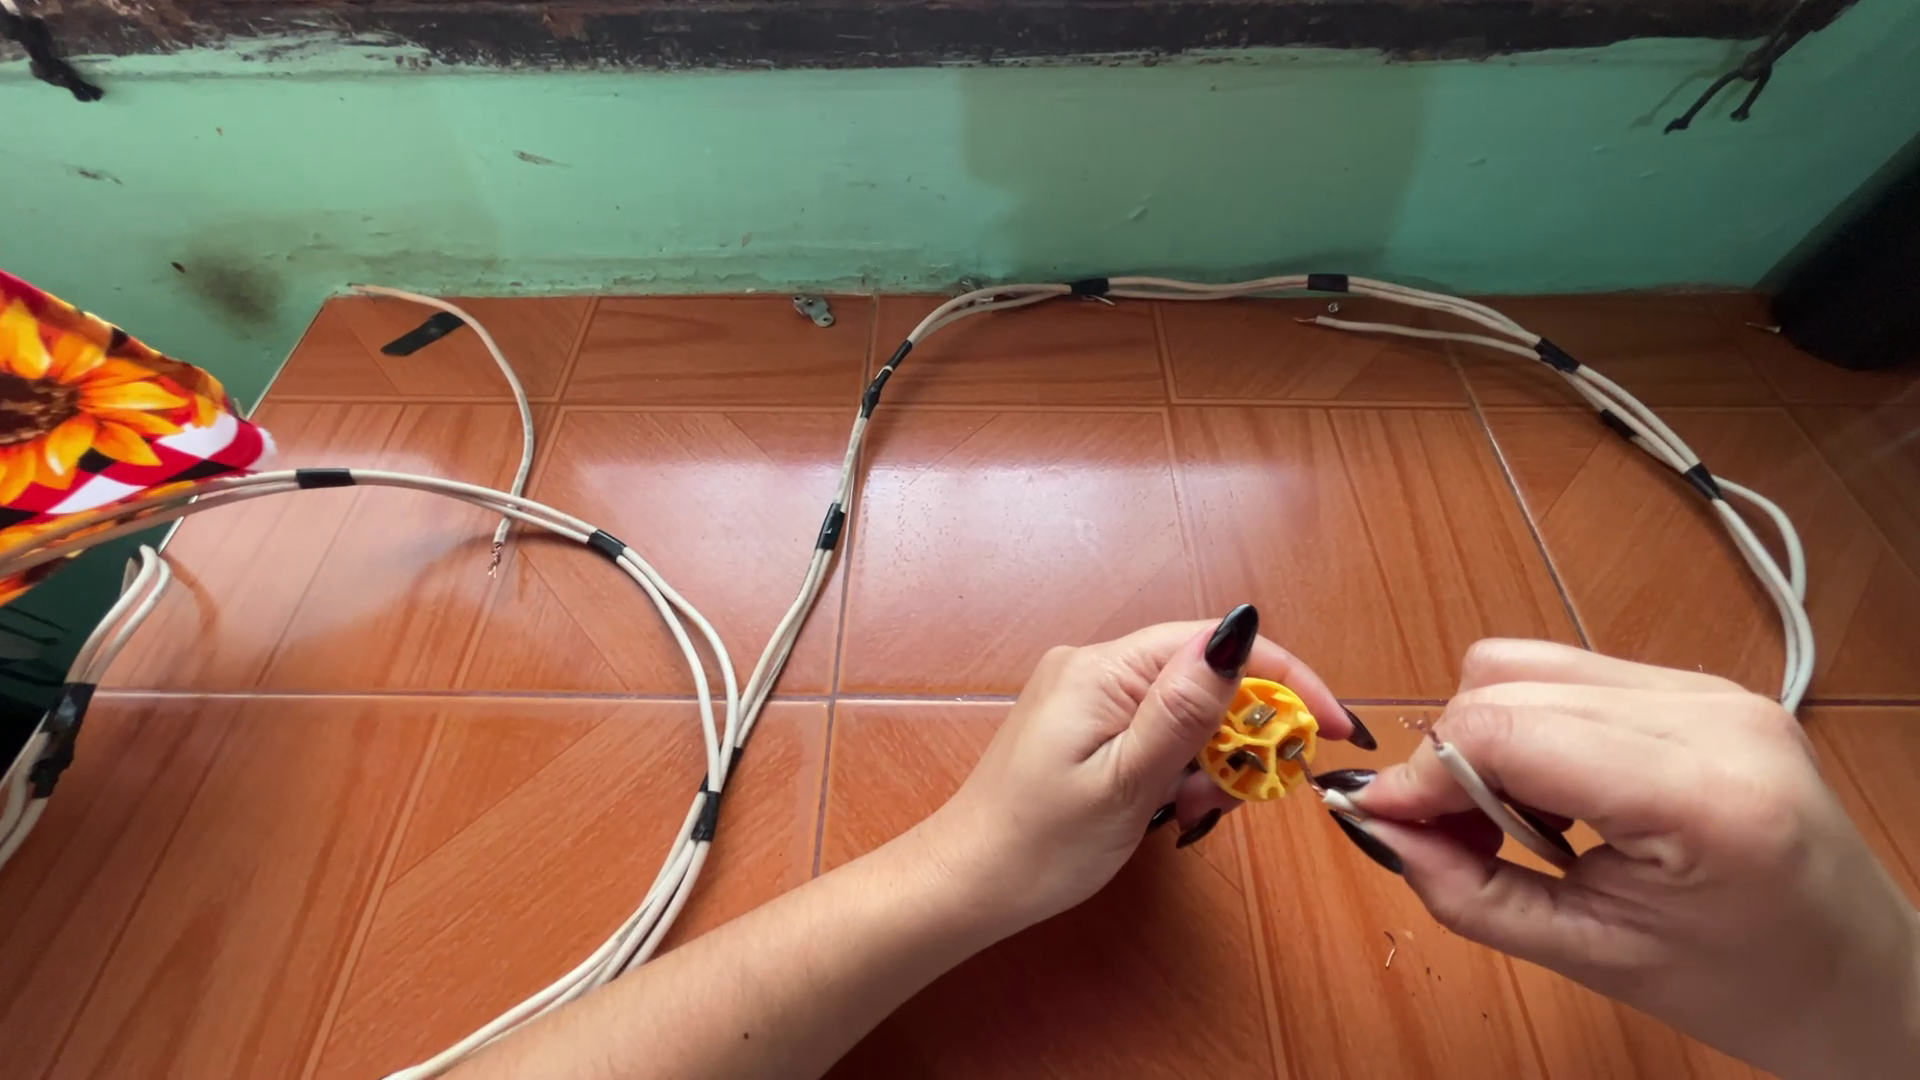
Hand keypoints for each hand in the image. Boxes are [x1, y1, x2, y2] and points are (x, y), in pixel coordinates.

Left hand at [912, 605, 1360, 936]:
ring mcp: (1083, 693)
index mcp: (1101, 670)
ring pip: (1180, 706)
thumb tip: (1238, 632)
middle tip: (1227, 800)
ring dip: (1205, 759)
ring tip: (1186, 814)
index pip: (1210, 643)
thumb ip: (1183, 710)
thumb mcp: (1126, 783)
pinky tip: (1165, 805)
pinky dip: (1175, 764)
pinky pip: (1150, 727)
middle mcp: (1092, 666)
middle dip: (1236, 735)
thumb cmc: (1043, 844)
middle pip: (1199, 675)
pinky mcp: (1080, 721)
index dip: (1282, 678)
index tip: (1331, 729)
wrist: (969, 880)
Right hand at [1349, 639, 1919, 1079]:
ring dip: (1478, 735)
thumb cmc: (1743, 988)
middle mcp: (1707, 714)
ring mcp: (1702, 687)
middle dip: (1447, 760)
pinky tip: (1548, 784)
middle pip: (1498, 691)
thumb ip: (1460, 889)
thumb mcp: (1585, 955)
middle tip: (1449, 830)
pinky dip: (1514, 722)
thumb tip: (1370, 822)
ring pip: (1511, 666)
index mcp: (1703, 797)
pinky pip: (1547, 671)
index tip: (1386, 816)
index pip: (1502, 733)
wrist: (1880, 983)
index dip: (1423, 772)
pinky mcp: (1688, 682)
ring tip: (1510, 810)